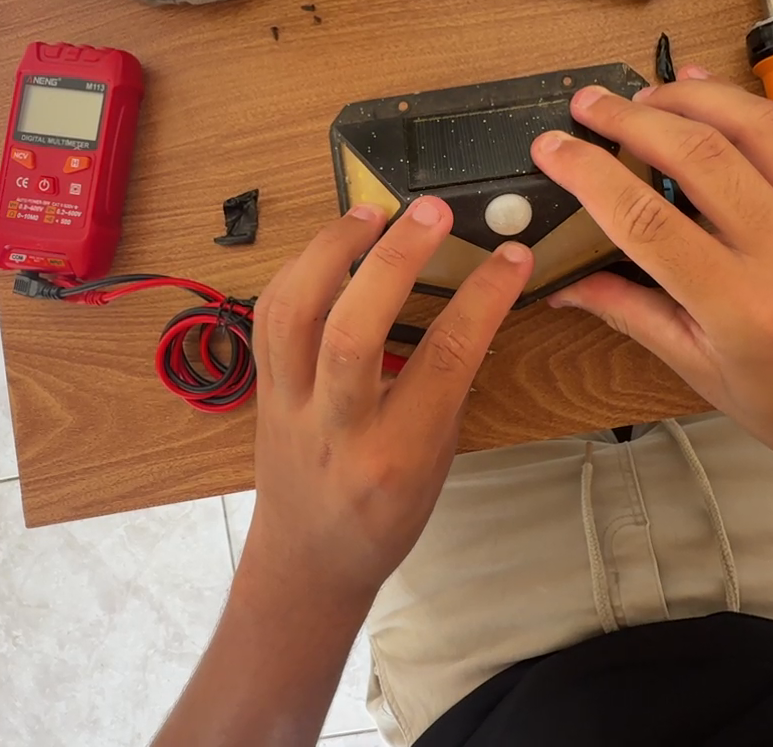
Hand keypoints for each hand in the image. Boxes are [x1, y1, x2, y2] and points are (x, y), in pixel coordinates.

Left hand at [242, 197, 532, 600]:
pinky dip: (299, 268)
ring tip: (370, 211)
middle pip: (354, 330)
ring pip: (295, 314)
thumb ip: (447, 386)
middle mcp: (337, 425)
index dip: (483, 297)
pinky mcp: (261, 387)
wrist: (307, 561)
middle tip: (430, 211)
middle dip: (395, 259)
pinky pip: (269, 315)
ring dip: (331, 249)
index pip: (445, 360)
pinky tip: (328, 244)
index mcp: (398, 453)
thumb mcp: (438, 461)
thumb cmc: (385, 518)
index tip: (511, 256)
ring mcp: (289, 403)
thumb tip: (469, 307)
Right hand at [531, 68, 772, 493]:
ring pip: (752, 126)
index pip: (647, 222)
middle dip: (630, 118)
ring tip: (639, 93)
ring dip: (688, 96)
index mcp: (743, 308)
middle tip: (585, 105)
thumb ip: (629, 312)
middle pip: (699, 155)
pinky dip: (738, 102)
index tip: (551, 149)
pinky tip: (702, 88)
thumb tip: (562, 285)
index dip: (589, 175)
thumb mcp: (698, 370)